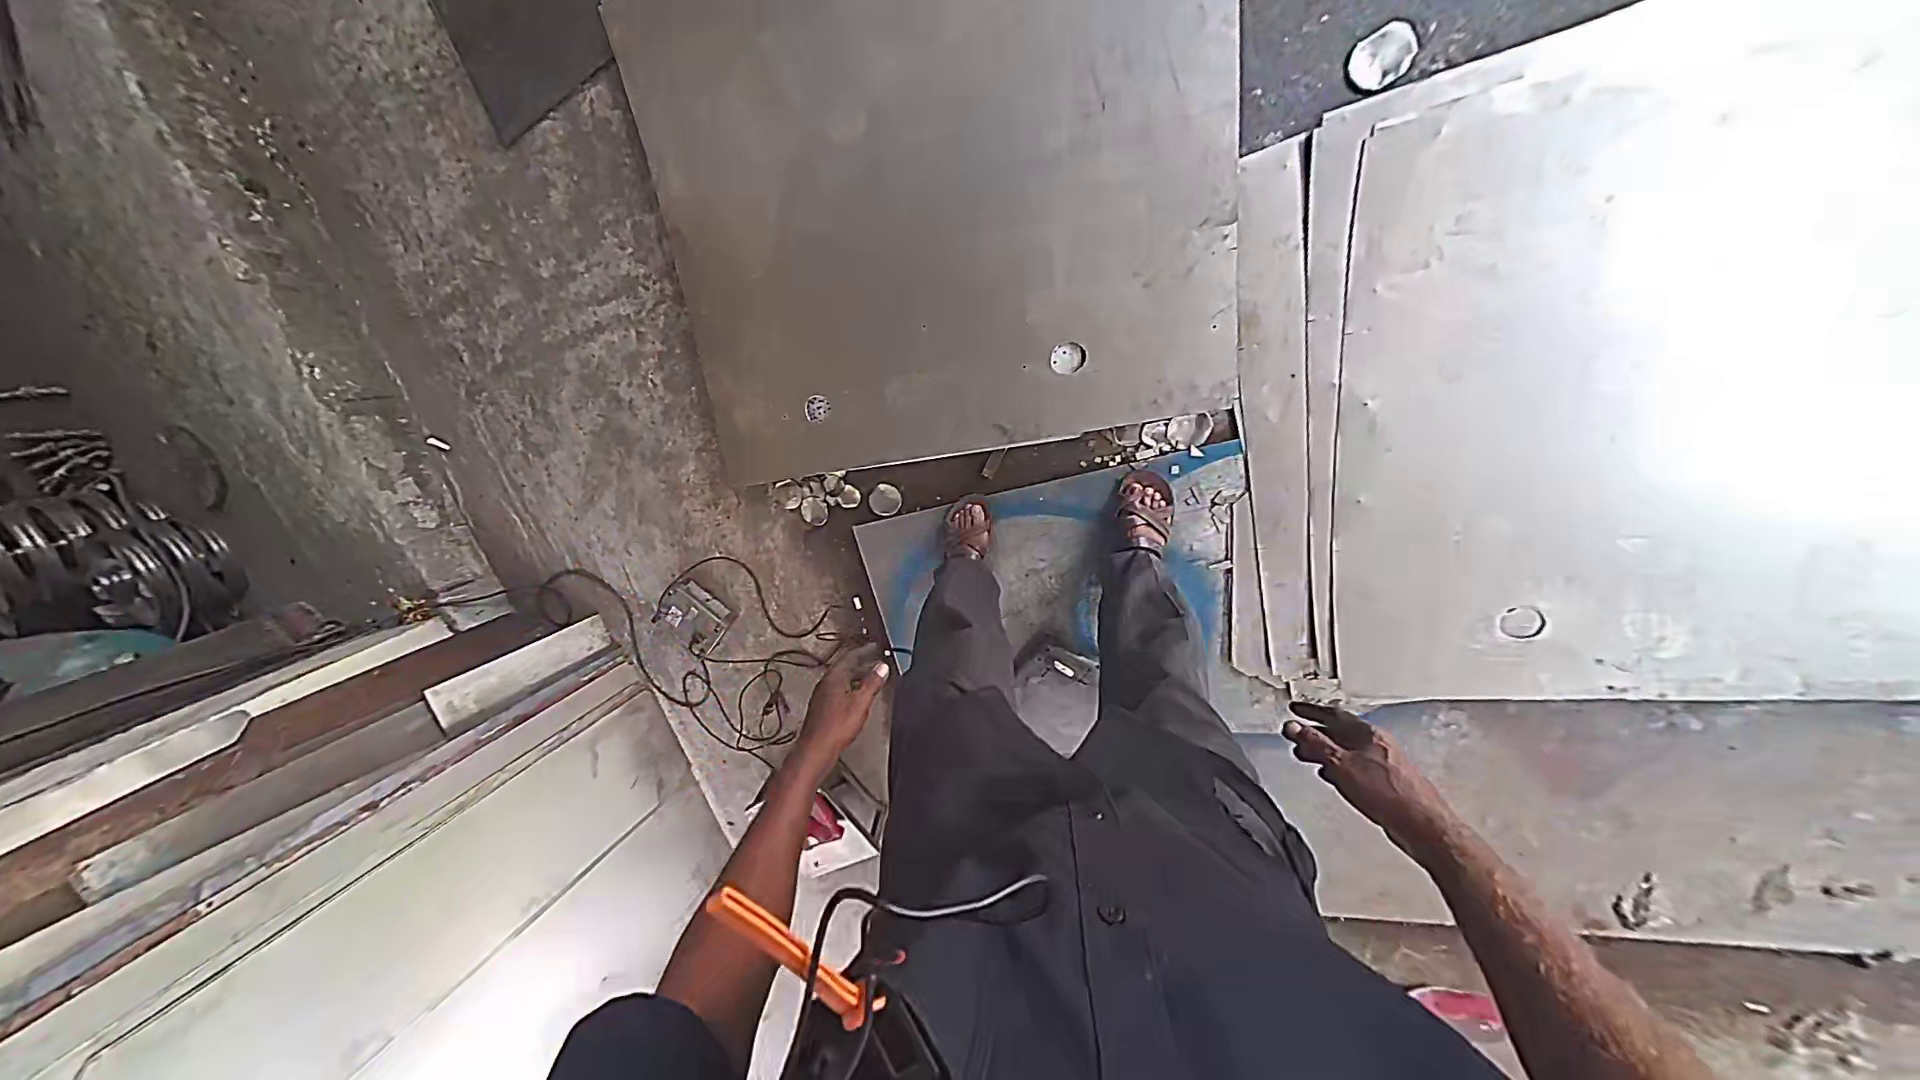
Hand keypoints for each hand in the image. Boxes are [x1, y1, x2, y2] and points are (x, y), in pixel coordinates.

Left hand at [794, 642, 889, 762]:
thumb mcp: (861, 702)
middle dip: (861, 662)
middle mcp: (825, 684)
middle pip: (845, 667)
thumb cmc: (835, 727)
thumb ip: (872, 683)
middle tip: (874, 659)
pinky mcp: (822, 708)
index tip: (874, 647)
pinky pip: (838, 690)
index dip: (865, 651)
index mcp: (834, 678)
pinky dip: (849, 688)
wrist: (817, 749)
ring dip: (855, 676)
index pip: (850, 657)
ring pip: (841, 679)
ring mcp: (821, 696)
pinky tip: (856, 697)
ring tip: (869, 677)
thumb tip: (882, 668)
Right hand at [1283, 702, 1457, 857]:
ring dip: (1325, 751)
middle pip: (1339, 732)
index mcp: (1367, 734)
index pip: (1333, 714)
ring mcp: (1384, 763)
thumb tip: (1294, 727)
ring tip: (1308, 755)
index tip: (1296, 709)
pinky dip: (1339, 766)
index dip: (1311, 711)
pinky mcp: (1386, 781)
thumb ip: (1315, 744)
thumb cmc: (1390, 794)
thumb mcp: (1341, 764)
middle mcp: (1377, 744)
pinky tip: (1334, 776)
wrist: (1422, 826)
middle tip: (1297, 734)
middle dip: (1315, 733)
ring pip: (1347, 750)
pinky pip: (1356, 766)